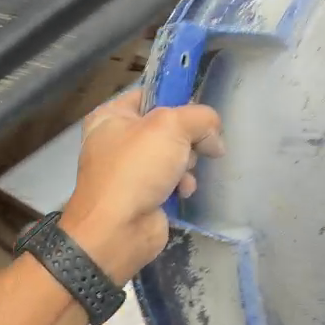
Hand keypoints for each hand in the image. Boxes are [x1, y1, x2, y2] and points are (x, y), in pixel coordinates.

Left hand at [59, 87, 225, 281]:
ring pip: (175, 154)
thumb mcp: (170, 126)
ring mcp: (130, 169)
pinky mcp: (144, 194)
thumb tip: (213, 138)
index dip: (176, 100)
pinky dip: (182, 185)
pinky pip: (173, 180)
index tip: (198, 112)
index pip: (150, 94)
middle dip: (186, 138)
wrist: (116, 230)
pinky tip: (182, 192)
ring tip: (181, 174)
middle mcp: (117, 140)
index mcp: (110, 116)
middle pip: (168, 126)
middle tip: (189, 148)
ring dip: (186, 163)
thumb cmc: (135, 168)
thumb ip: (200, 117)